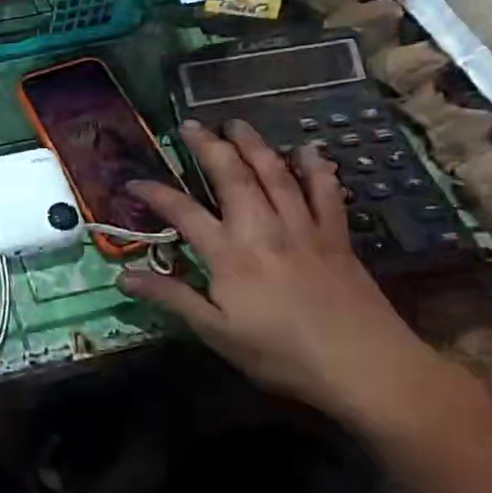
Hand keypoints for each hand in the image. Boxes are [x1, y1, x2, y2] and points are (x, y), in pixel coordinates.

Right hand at [117, 120, 434, 418]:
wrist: (367, 368)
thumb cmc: (282, 355)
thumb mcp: (216, 332)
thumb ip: (172, 298)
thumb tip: (124, 276)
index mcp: (229, 254)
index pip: (182, 211)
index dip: (154, 193)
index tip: (133, 182)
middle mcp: (263, 229)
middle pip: (232, 177)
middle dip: (209, 147)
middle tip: (191, 125)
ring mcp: (303, 229)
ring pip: (276, 175)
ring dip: (254, 145)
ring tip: (236, 123)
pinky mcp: (336, 238)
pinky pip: (326, 193)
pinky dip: (316, 169)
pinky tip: (308, 150)